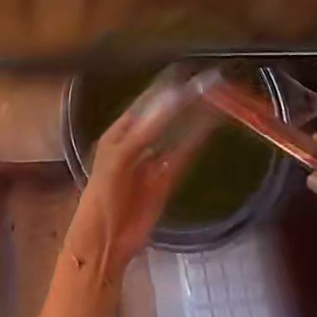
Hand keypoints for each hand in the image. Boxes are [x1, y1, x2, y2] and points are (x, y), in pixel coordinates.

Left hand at [68, 97, 215, 277]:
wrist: (105, 241)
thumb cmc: (103, 195)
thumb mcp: (119, 158)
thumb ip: (144, 133)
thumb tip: (168, 105)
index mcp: (118, 133)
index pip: (143, 104)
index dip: (162, 91)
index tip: (184, 74)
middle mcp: (136, 142)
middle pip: (162, 117)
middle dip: (181, 102)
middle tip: (205, 84)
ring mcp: (152, 161)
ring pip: (175, 134)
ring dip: (191, 119)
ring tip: (213, 100)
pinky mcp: (166, 179)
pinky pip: (183, 155)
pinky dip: (195, 141)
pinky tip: (209, 127)